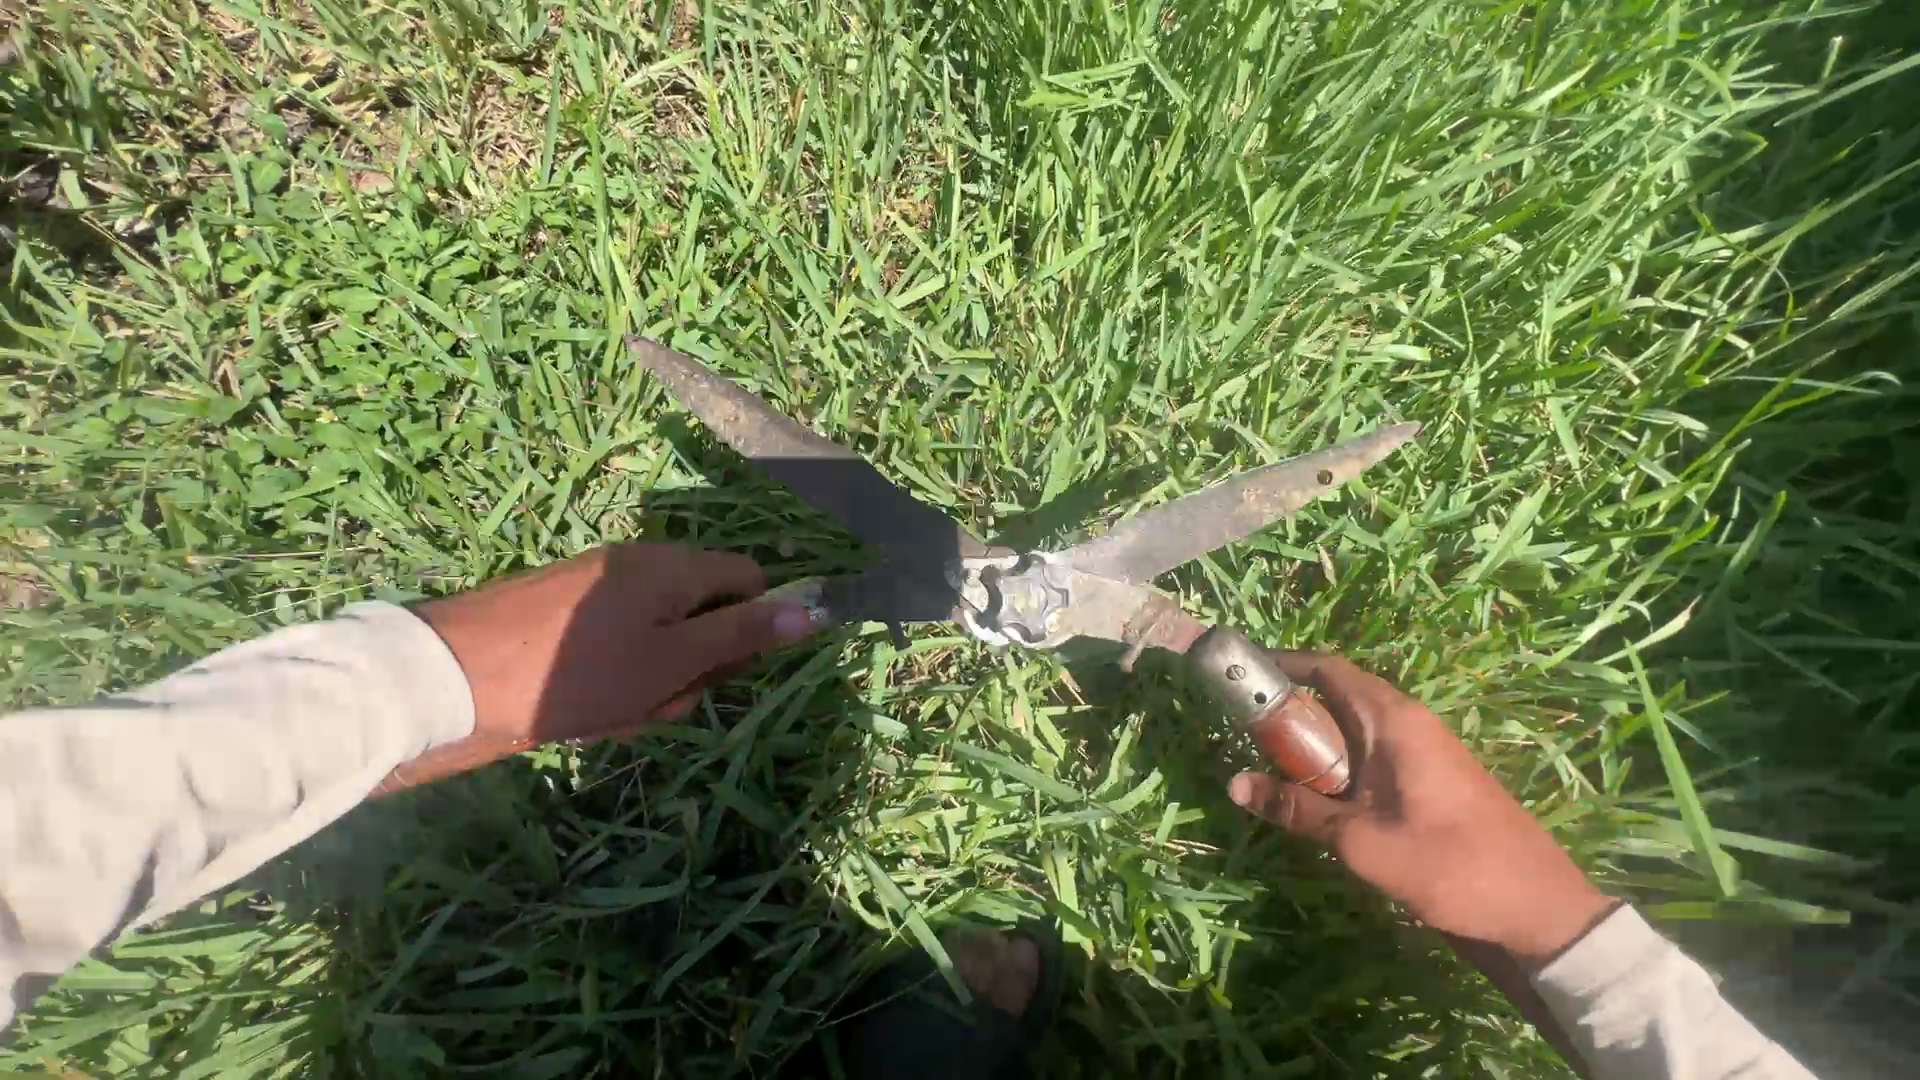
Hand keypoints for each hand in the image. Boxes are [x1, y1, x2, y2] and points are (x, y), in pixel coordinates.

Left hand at [377, 544, 817, 791]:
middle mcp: (643, 564)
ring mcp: (601, 585)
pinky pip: (622, 640)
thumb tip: (812, 609)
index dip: (752, 626)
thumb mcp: (673, 662)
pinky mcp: (567, 610)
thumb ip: (744, 633)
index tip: (724, 670)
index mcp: (675, 567)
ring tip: (618, 710)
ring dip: (656, 678)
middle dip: (696, 663)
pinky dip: (619, 675)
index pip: (751, 581)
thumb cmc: (576, 674)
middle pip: (707, 611)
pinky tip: (589, 707)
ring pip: (664, 635)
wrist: (445, 682)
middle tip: (662, 700)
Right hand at [1227, 652, 1613, 967]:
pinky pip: (1370, 746)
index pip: (1326, 668)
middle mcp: (1408, 720)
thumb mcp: (1360, 840)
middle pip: (1336, 692)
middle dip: (1289, 704)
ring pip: (1352, 722)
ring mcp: (1423, 746)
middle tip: (1246, 727)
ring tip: (1270, 757)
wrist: (1541, 912)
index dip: (1281, 664)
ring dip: (1312, 734)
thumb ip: (1296, 808)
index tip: (1242, 677)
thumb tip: (1233, 785)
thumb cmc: (1448, 864)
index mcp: (1393, 719)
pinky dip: (1336, 755)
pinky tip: (1318, 788)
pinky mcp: (1430, 772)